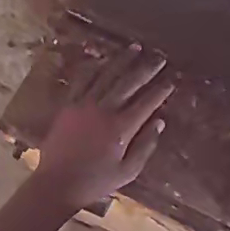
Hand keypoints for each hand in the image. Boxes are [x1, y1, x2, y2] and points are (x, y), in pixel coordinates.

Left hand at [30, 45, 174, 210]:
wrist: (57, 183)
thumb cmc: (95, 181)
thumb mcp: (128, 171)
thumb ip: (145, 145)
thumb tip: (159, 121)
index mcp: (121, 128)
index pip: (147, 102)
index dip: (161, 89)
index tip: (172, 79)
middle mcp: (103, 110)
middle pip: (129, 82)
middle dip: (146, 68)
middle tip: (159, 57)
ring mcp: (83, 104)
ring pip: (106, 75)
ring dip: (121, 60)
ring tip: (135, 47)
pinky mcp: (67, 105)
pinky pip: (81, 80)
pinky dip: (93, 67)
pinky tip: (101, 59)